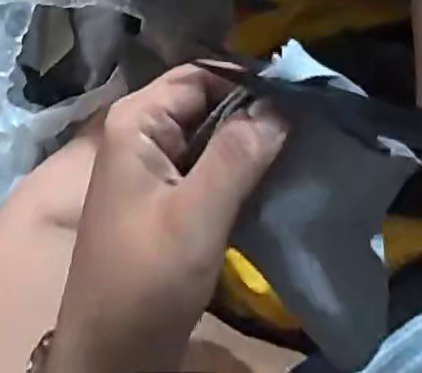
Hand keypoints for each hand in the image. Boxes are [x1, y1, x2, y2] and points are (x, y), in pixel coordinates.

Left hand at [47, 65, 288, 372]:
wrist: (111, 355)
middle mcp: (142, 129)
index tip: (300, 92)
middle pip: (205, 99)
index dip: (247, 79)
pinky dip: (240, 163)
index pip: (198, 76)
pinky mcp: (167, 192)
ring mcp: (153, 162)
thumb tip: (281, 104)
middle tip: (310, 118)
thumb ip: (237, 156)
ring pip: (210, 131)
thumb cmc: (145, 280)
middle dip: (253, 107)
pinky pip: (208, 161)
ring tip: (304, 141)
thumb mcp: (195, 216)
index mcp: (136, 120)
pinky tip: (276, 172)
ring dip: (251, 136)